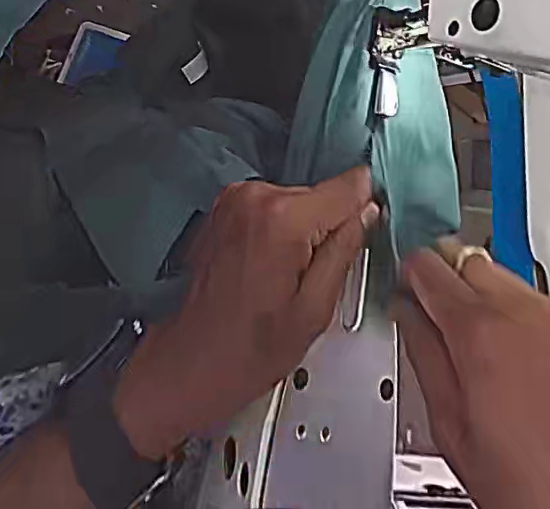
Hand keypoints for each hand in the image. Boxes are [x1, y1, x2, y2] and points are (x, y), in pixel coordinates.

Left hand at [112, 167, 378, 458]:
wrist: (182, 364)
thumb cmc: (244, 351)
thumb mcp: (313, 310)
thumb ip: (346, 250)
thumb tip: (368, 212)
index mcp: (283, 218)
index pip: (350, 186)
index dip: (364, 209)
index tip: (363, 235)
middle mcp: (256, 194)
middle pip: (323, 194)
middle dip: (329, 227)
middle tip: (313, 274)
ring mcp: (236, 196)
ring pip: (300, 200)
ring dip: (302, 229)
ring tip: (284, 275)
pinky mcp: (225, 203)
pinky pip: (274, 204)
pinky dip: (278, 228)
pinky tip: (266, 266)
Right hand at [396, 245, 549, 508]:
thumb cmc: (525, 484)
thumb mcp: (448, 422)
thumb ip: (422, 352)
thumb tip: (407, 314)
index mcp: (479, 331)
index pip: (430, 268)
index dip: (410, 271)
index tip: (405, 279)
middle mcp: (521, 312)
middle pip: (467, 258)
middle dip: (445, 274)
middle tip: (431, 301)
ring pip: (502, 273)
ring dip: (480, 288)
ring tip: (471, 333)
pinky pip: (535, 298)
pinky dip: (515, 308)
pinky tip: (509, 347)